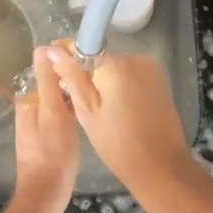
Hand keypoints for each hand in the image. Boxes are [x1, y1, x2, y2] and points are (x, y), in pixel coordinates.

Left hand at [13, 44, 80, 207]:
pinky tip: (86, 112)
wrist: (47, 192)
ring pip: (57, 99)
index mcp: (28, 100)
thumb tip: (42, 48)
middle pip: (53, 84)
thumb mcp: (53, 112)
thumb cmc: (53, 151)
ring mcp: (37, 123)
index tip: (87, 62)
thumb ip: (48, 81)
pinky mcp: (47, 136)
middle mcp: (29, 108)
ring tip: (95, 92)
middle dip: (70, 80)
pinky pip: (60, 113)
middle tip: (96, 79)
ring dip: (72, 95)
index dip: (66, 64)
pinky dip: (71, 110)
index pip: (47, 70)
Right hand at [47, 42, 193, 193]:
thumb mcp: (88, 112)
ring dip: (101, 77)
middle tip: (66, 91)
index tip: (50, 61)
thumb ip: (71, 76)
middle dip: (83, 68)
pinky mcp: (159, 79)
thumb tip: (50, 49)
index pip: (84, 45)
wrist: (162, 167)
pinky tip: (111, 104)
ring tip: (88, 102)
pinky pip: (130, 73)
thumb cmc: (118, 145)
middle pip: (100, 55)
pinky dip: (117, 83)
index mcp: (117, 65)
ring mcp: (151, 67)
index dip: (66, 52)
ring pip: (115, 65)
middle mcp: (136, 58)